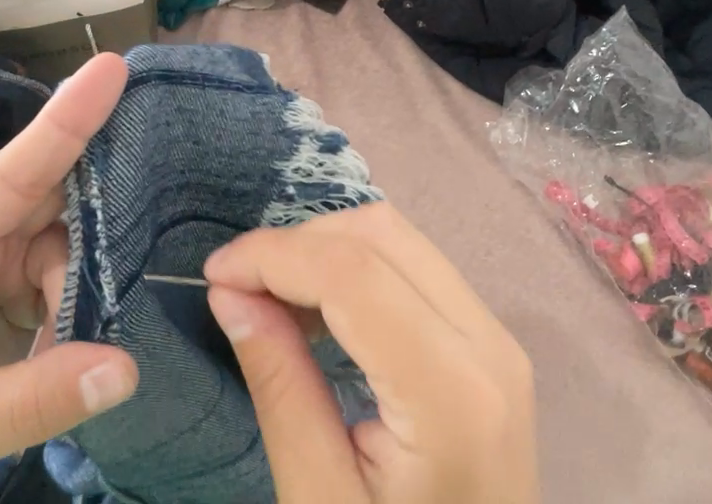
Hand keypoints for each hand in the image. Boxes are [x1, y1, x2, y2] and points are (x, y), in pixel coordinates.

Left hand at [0, 54, 139, 503]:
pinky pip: (67, 284)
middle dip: (98, 204)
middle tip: (152, 198)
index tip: (113, 68)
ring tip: (68, 344)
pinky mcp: (11, 302)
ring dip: (84, 286)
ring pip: (67, 247)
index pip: (11, 173)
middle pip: (51, 201)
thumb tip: (125, 367)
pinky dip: (80, 312)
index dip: (66, 119)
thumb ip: (30, 401)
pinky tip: (74, 347)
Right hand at [204, 203, 538, 503]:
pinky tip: (319, 306)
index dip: (274, 255)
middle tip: (238, 284)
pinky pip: (416, 265)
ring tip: (270, 296)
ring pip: (400, 237)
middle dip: (298, 242)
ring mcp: (497, 336)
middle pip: (381, 235)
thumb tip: (229, 293)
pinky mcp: (490, 339)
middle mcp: (488, 343)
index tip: (214, 274)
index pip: (353, 273)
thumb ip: (280, 388)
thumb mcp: (321, 498)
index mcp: (451, 394)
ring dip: (325, 247)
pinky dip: (356, 264)